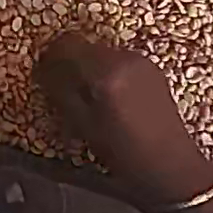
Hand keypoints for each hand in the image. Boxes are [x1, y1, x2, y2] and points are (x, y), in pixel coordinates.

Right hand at [36, 33, 212, 207]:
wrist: (172, 168)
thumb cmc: (124, 153)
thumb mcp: (84, 125)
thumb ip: (61, 91)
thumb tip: (43, 71)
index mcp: (107, 70)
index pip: (68, 44)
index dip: (50, 55)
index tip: (40, 71)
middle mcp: (126, 57)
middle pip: (86, 46)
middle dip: (68, 62)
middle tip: (56, 86)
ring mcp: (142, 62)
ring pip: (102, 53)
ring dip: (87, 67)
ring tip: (81, 96)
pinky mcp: (152, 70)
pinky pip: (119, 62)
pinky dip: (105, 72)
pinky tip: (104, 98)